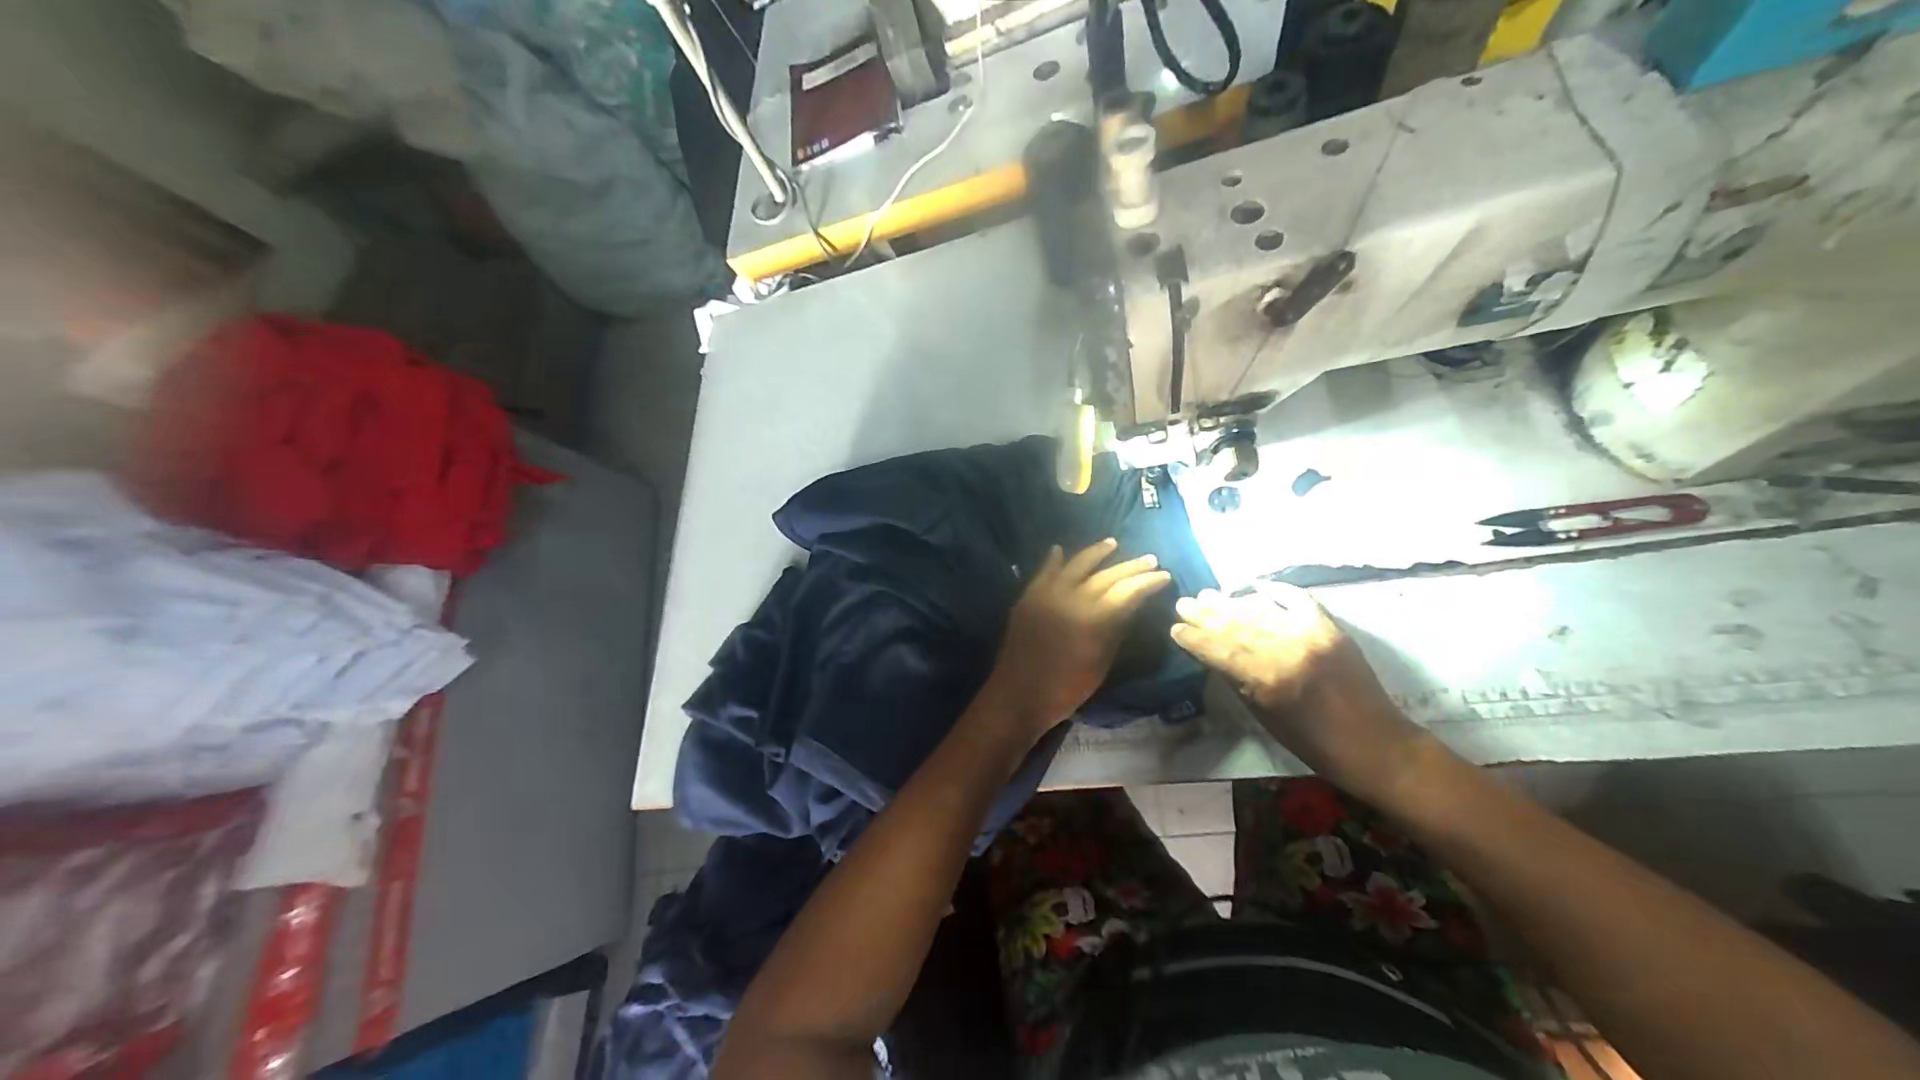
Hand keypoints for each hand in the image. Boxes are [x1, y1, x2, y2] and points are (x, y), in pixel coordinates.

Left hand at [985, 539, 1173, 740]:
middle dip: (1129, 567)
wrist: (1019, 695)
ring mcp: (1046, 595)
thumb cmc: (1066, 688)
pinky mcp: (1028, 598)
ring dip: (1095, 553)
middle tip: (1150, 559)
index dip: (1147, 582)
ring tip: (1113, 543)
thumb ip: (1116, 629)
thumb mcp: (1101, 662)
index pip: (1126, 591)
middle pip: (1105, 576)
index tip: (1164, 575)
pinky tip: (1059, 549)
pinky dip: (1053, 561)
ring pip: (1074, 566)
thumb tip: (1130, 605)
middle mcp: (1070, 598)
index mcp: (1093, 618)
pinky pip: (1043, 573)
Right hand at [1169, 584, 1422, 799]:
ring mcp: (1310, 634)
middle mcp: (1286, 648)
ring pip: (1260, 610)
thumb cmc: (1312, 742)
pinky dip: (1276, 590)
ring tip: (1209, 595)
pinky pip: (1297, 600)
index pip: (1219, 648)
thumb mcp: (1263, 715)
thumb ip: (1235, 680)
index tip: (1175, 628)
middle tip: (1184, 603)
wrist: (1373, 744)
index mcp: (1267, 678)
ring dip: (1232, 603)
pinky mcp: (1330, 627)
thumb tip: (1209, 654)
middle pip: (1236, 625)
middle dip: (1207, 614)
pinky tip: (1255, 585)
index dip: (1194, 638)